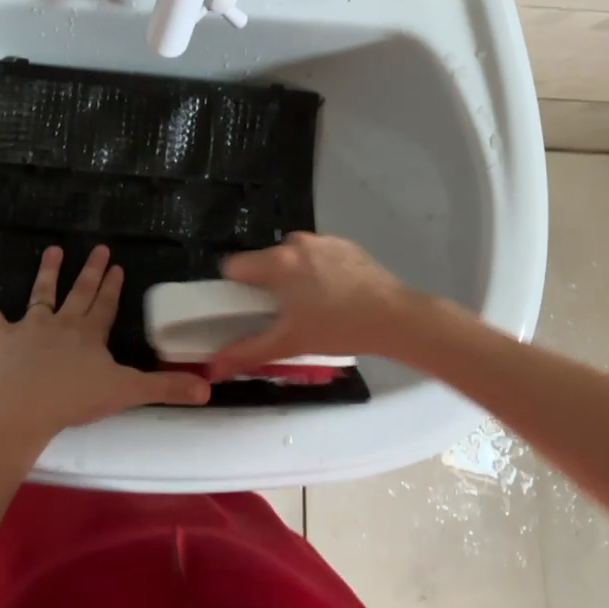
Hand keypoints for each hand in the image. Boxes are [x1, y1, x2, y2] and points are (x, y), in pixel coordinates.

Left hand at [0, 245, 209, 441]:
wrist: (26, 408)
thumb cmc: (75, 399)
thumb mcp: (127, 393)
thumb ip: (165, 389)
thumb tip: (207, 390)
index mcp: (91, 334)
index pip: (106, 305)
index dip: (113, 287)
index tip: (118, 266)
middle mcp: (63, 324)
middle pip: (80, 293)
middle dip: (91, 272)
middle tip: (99, 248)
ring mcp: (31, 329)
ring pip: (41, 295)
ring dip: (47, 273)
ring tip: (51, 249)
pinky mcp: (3, 340)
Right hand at [210, 232, 465, 379]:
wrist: (396, 318)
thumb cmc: (337, 329)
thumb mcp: (289, 343)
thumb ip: (246, 352)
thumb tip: (212, 367)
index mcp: (276, 262)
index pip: (233, 266)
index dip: (236, 288)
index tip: (249, 308)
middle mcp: (295, 243)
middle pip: (264, 261)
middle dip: (267, 284)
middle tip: (283, 314)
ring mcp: (322, 240)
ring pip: (291, 257)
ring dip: (293, 276)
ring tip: (312, 306)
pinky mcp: (345, 244)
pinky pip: (317, 255)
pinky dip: (318, 270)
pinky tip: (335, 295)